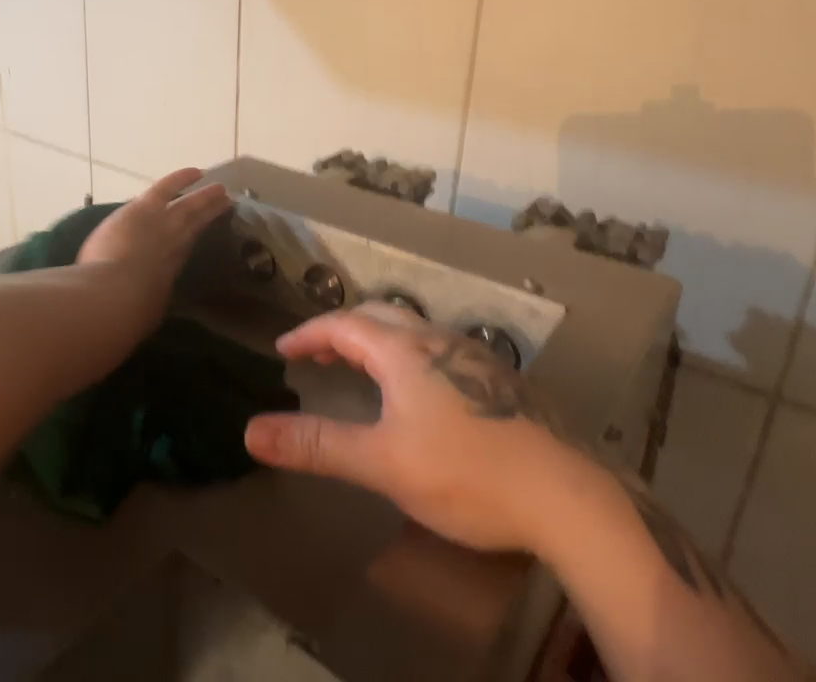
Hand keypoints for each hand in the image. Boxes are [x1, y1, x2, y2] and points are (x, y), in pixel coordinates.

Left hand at [77, 167, 231, 310]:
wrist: (114, 295)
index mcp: (168, 272)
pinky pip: (167, 188)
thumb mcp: (145, 310)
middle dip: (208, 214)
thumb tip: (151, 301)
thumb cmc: (128, 312)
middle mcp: (171, 246)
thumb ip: (149, 300)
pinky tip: (195, 172)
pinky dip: (181, 179)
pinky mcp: (145, 208)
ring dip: (203, 198)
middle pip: (193, 226)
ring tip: (219, 189)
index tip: (206, 231)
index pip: (184, 250)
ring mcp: (161, 225)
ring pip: (187, 207)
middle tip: (227, 203)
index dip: (194, 238)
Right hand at [243, 305, 605, 554]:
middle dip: (341, 330)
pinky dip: (406, 356)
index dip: (309, 333)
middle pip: (380, 317)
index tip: (283, 350)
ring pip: (413, 332)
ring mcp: (474, 360)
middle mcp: (439, 342)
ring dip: (376, 341)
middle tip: (316, 355)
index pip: (344, 325)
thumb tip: (250, 431)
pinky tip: (414, 393)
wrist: (564, 498)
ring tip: (358, 368)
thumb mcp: (382, 463)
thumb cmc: (465, 475)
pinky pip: (437, 351)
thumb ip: (316, 445)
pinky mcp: (498, 383)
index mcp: (406, 351)